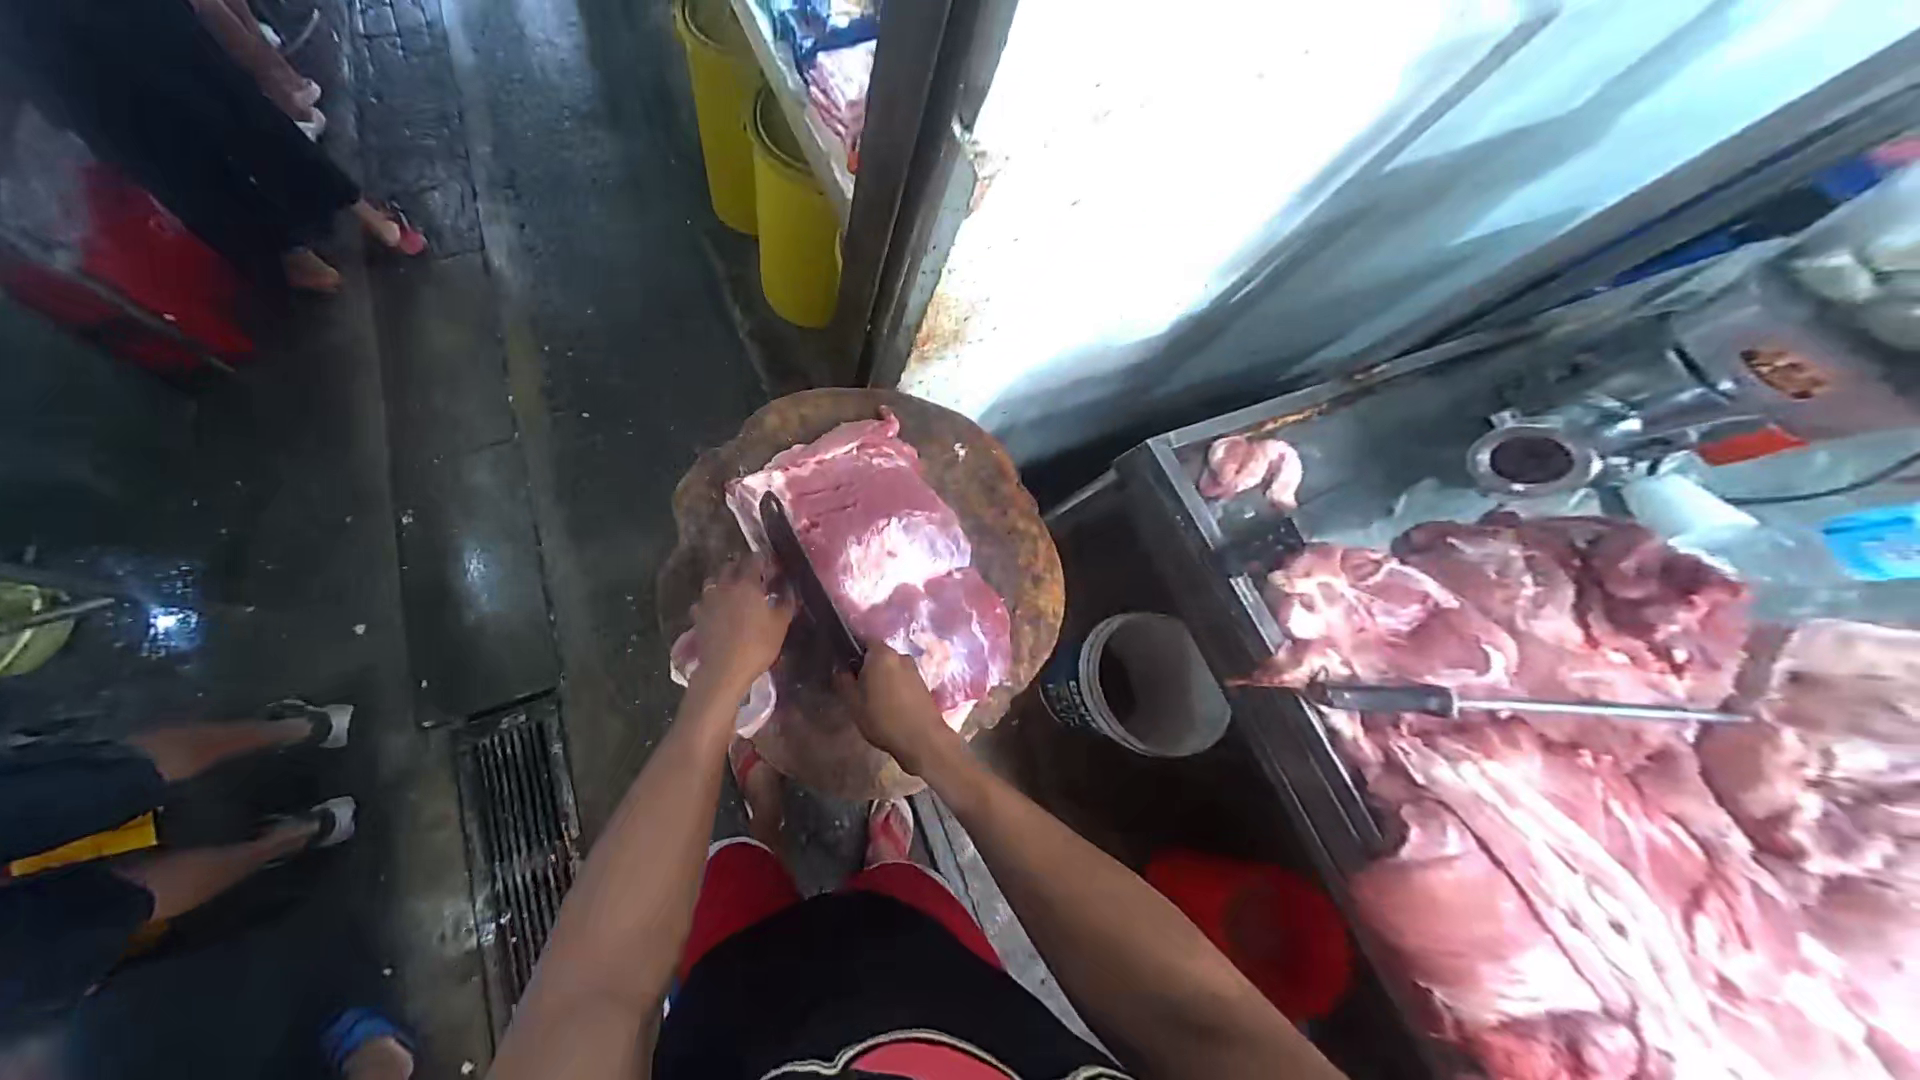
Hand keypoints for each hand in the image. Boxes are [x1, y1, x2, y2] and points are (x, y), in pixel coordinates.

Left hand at [689, 556, 793, 694]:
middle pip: (730, 565)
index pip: (753, 559)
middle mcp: (724, 586)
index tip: (771, 567)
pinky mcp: (697, 616)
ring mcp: (708, 600)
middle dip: (742, 567)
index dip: (763, 560)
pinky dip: (711, 602)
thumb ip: (786, 600)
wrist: (725, 669)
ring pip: (713, 581)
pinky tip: (717, 612)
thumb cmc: (758, 644)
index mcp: (746, 583)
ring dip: (723, 582)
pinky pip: (703, 602)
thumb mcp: (781, 623)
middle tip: (754, 578)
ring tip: (733, 593)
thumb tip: (788, 586)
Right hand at [838, 645, 963, 778]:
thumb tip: (841, 670)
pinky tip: (889, 704)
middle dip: (868, 667)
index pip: (865, 641)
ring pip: (891, 668)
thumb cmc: (884, 719)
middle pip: (879, 655)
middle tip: (857, 687)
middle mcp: (901, 656)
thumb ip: (844, 682)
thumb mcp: (854, 704)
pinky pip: (902, 678)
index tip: (846, 667)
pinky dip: (894, 686)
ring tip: (873, 699)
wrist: (923, 739)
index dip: (853, 651)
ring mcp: (915, 669)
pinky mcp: (923, 683)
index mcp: (882, 655)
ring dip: (882, 678)